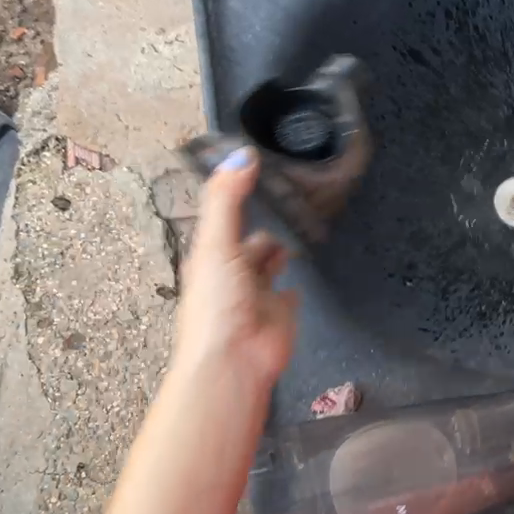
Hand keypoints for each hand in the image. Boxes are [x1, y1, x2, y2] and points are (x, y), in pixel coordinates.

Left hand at [169, 148, 298, 391]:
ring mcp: (258, 291)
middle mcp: (232, 270)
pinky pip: (289, 288)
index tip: (260, 166)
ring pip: (270, 260)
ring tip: (304, 222)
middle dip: (265, 221)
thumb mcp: (215, 243)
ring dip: (281, 246)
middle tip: (293, 195)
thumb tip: (243, 153)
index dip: (238, 193)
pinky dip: (295, 278)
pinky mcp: (282, 309)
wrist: (236, 359)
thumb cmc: (218, 301)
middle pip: (249, 237)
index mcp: (209, 254)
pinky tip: (304, 265)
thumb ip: (228, 200)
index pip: (223, 215)